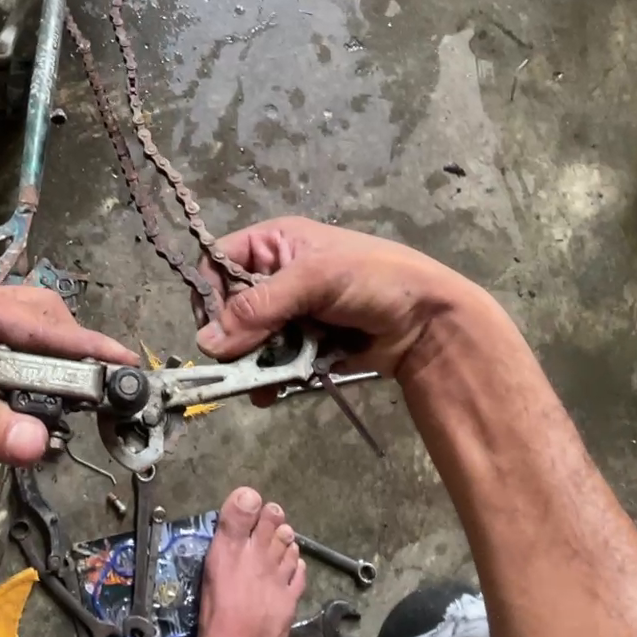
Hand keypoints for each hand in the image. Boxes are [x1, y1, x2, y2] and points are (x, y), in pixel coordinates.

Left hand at [0, 271, 137, 464]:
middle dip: (65, 353)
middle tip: (94, 389)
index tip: (125, 362)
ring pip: (6, 349)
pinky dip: (4, 391)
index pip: (38, 320)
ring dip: (34, 376)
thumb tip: (38, 445)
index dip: (84, 343)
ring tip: (62, 405)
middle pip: (29, 324)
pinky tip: (13, 413)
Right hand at [195, 216, 517, 385]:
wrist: (430, 322)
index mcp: (274, 244)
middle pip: (228, 306)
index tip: (215, 325)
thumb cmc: (373, 279)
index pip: (218, 262)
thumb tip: (206, 343)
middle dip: (231, 335)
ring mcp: (289, 313)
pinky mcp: (302, 345)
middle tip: (235, 360)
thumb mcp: (313, 280)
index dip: (210, 291)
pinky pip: (269, 361)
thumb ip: (258, 308)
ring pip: (246, 339)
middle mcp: (275, 276)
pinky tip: (268, 392)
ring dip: (248, 362)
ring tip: (254, 383)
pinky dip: (267, 378)